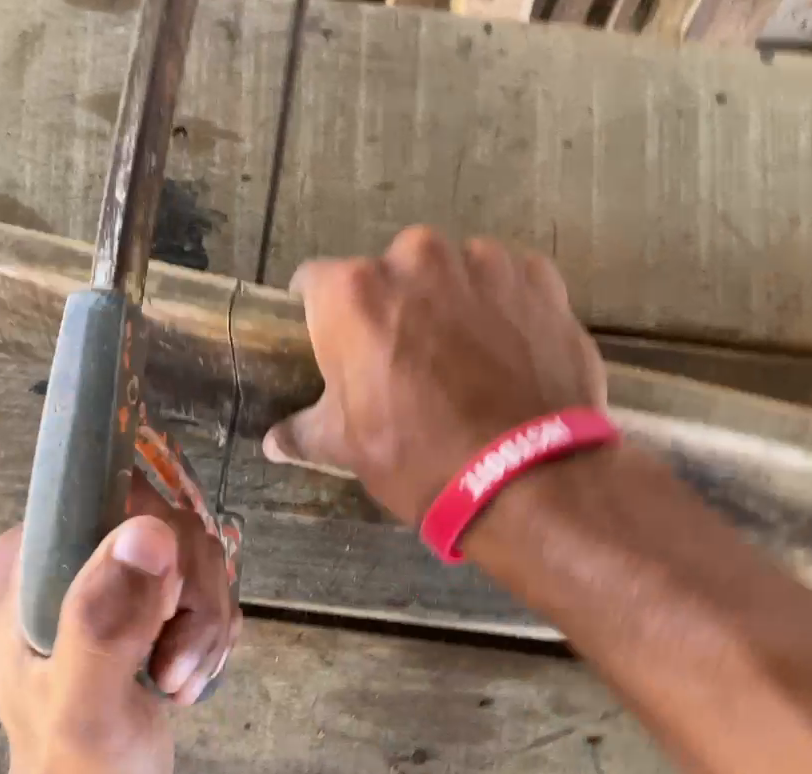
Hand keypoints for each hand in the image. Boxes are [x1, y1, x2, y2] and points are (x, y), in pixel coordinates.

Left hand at [0, 474, 240, 773]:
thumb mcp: (85, 710)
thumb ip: (103, 623)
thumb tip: (149, 531)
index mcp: (25, 558)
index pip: (116, 495)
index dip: (162, 548)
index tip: (164, 618)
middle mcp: (61, 553)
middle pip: (168, 525)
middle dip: (191, 601)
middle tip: (172, 668)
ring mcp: (101, 576)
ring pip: (195, 557)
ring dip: (204, 624)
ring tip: (175, 683)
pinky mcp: (137, 601)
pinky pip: (203, 585)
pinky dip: (209, 632)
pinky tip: (185, 677)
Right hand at [264, 226, 607, 522]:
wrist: (527, 477)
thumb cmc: (418, 458)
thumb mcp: (347, 449)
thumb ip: (306, 431)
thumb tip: (273, 442)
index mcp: (354, 293)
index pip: (314, 283)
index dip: (321, 314)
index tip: (334, 344)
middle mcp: (415, 258)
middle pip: (389, 271)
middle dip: (392, 305)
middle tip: (404, 360)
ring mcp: (483, 262)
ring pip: (451, 271)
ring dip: (449, 301)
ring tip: (463, 358)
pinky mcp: (538, 277)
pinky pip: (505, 280)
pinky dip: (500, 305)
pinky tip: (506, 351)